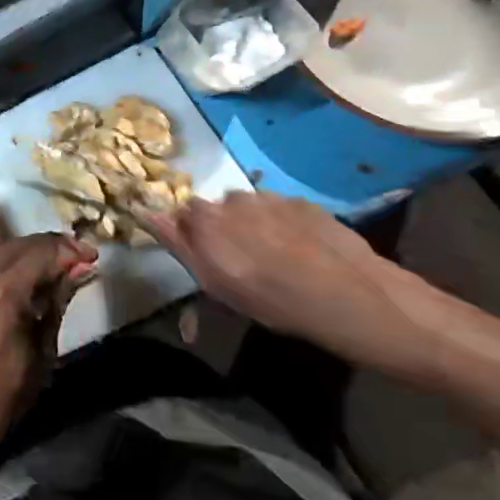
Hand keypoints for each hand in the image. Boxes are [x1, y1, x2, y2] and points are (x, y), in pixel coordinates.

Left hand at [0, 234, 96, 462]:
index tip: (91, 255)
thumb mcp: (41, 354)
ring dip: (21, 259)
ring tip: (43, 276)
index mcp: (1, 291)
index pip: (42, 251)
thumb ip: (56, 303)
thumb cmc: (0, 397)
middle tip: (74, 260)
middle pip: (17, 246)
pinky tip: (7, 289)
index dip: (70, 250)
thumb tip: (77, 270)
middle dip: (48, 249)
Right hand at [147, 191, 431, 369]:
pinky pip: (276, 208)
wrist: (355, 298)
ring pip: (244, 208)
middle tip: (238, 262)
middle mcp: (230, 200)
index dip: (185, 234)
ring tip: (272, 257)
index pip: (177, 214)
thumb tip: (145, 212)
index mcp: (204, 219)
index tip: (200, 255)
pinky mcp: (301, 201)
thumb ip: (178, 244)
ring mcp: (268, 197)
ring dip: (249, 225)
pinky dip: (279, 224)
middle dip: (218, 229)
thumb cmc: (276, 302)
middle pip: (211, 209)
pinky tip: (299, 251)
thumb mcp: (216, 284)